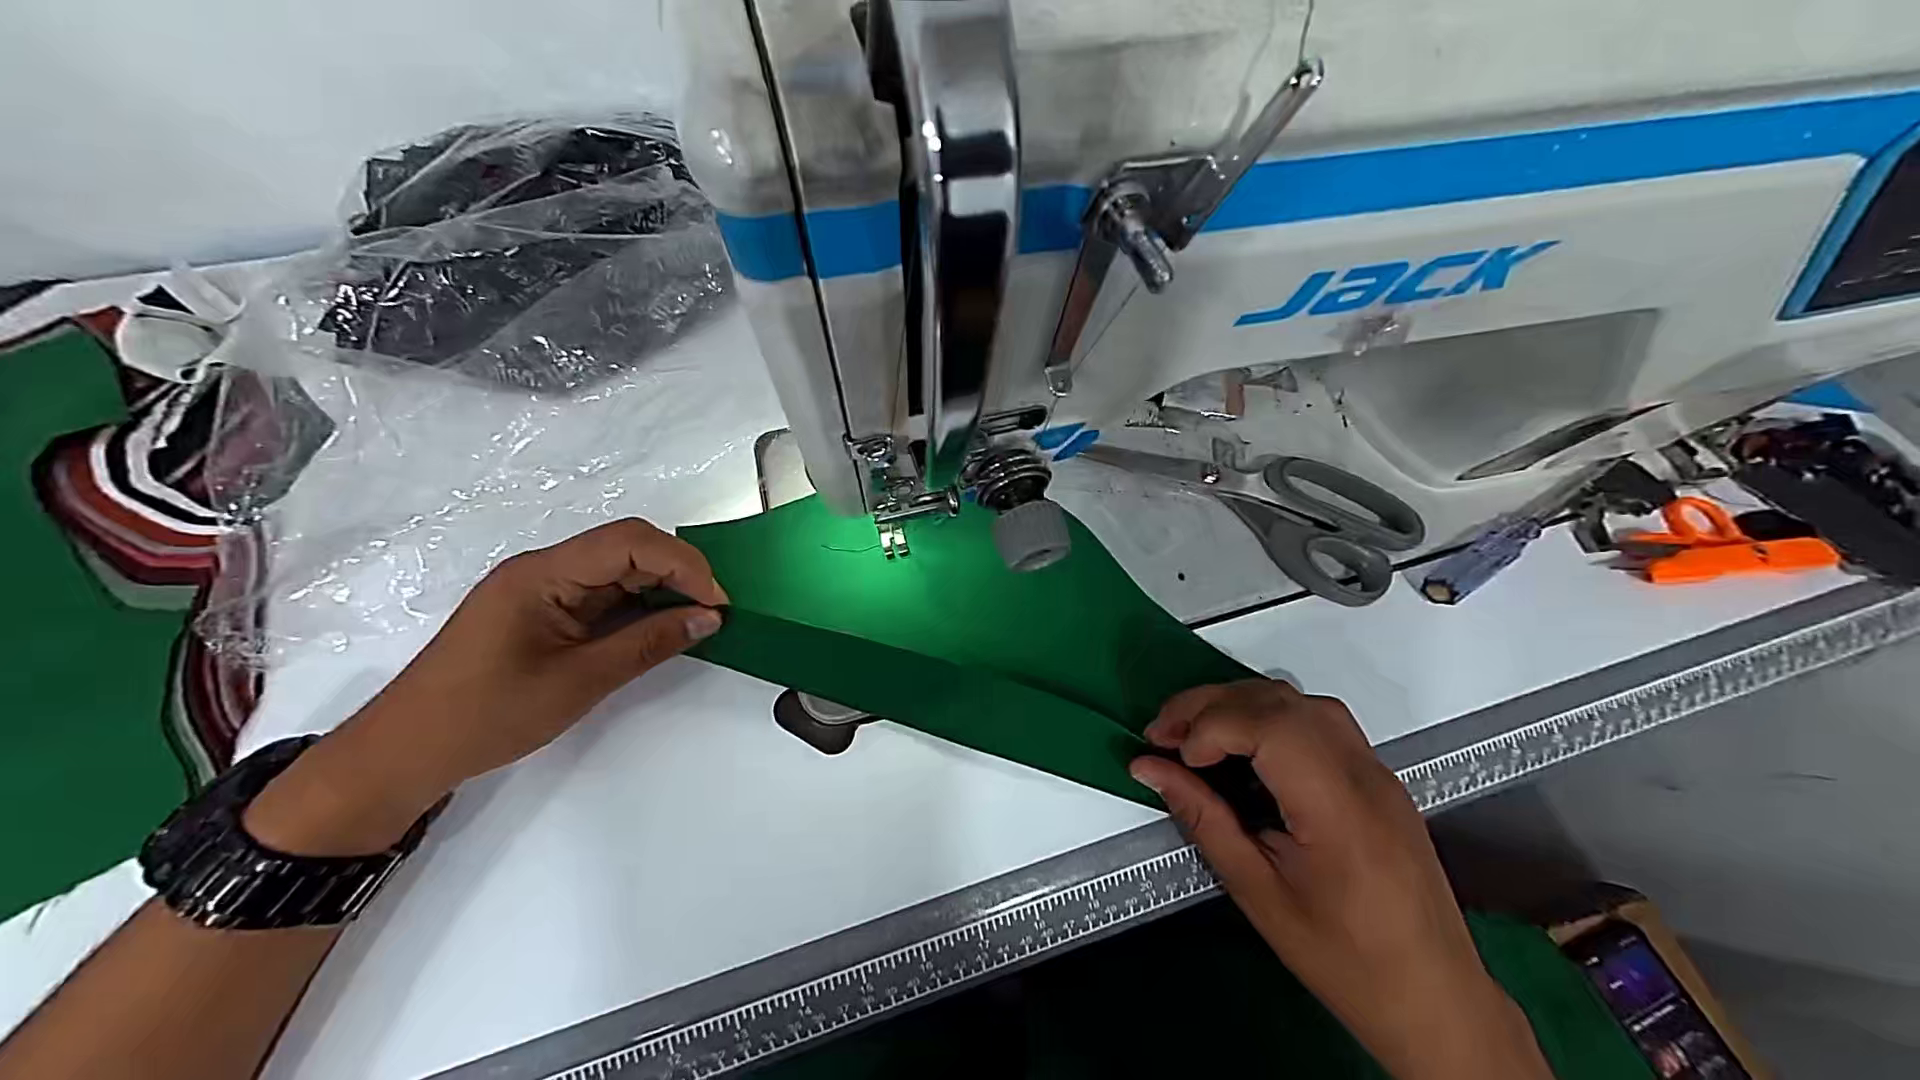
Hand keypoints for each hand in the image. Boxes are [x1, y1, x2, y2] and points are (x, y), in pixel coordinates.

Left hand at [245, 518, 726, 855]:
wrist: (405, 753)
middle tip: (713, 611)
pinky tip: (662, 624)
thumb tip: (710, 618)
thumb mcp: (580, 681)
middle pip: (627, 547)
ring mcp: (542, 588)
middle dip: (679, 571)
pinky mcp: (544, 609)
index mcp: (543, 573)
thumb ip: (649, 643)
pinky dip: (639, 605)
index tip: (717, 603)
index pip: (629, 542)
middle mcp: (543, 568)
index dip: (683, 564)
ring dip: (662, 588)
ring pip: (619, 568)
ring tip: (697, 618)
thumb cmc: (487, 716)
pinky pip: (603, 592)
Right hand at [1129, 681, 1551, 1079]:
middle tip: (1162, 732)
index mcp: (1339, 810)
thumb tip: (1149, 768)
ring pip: (1299, 700)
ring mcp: (1376, 770)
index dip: (1211, 726)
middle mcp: (1364, 775)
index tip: (1173, 755)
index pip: (1271, 727)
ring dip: (1238, 704)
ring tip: (1195, 733)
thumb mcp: (1256, 892)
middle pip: (1279, 701)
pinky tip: (1242, 744)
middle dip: (1209, 705)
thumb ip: (1202, 818)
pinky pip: (1317, 719)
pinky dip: (1267, 716)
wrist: (1433, 997)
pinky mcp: (1376, 776)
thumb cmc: (1343, 958)